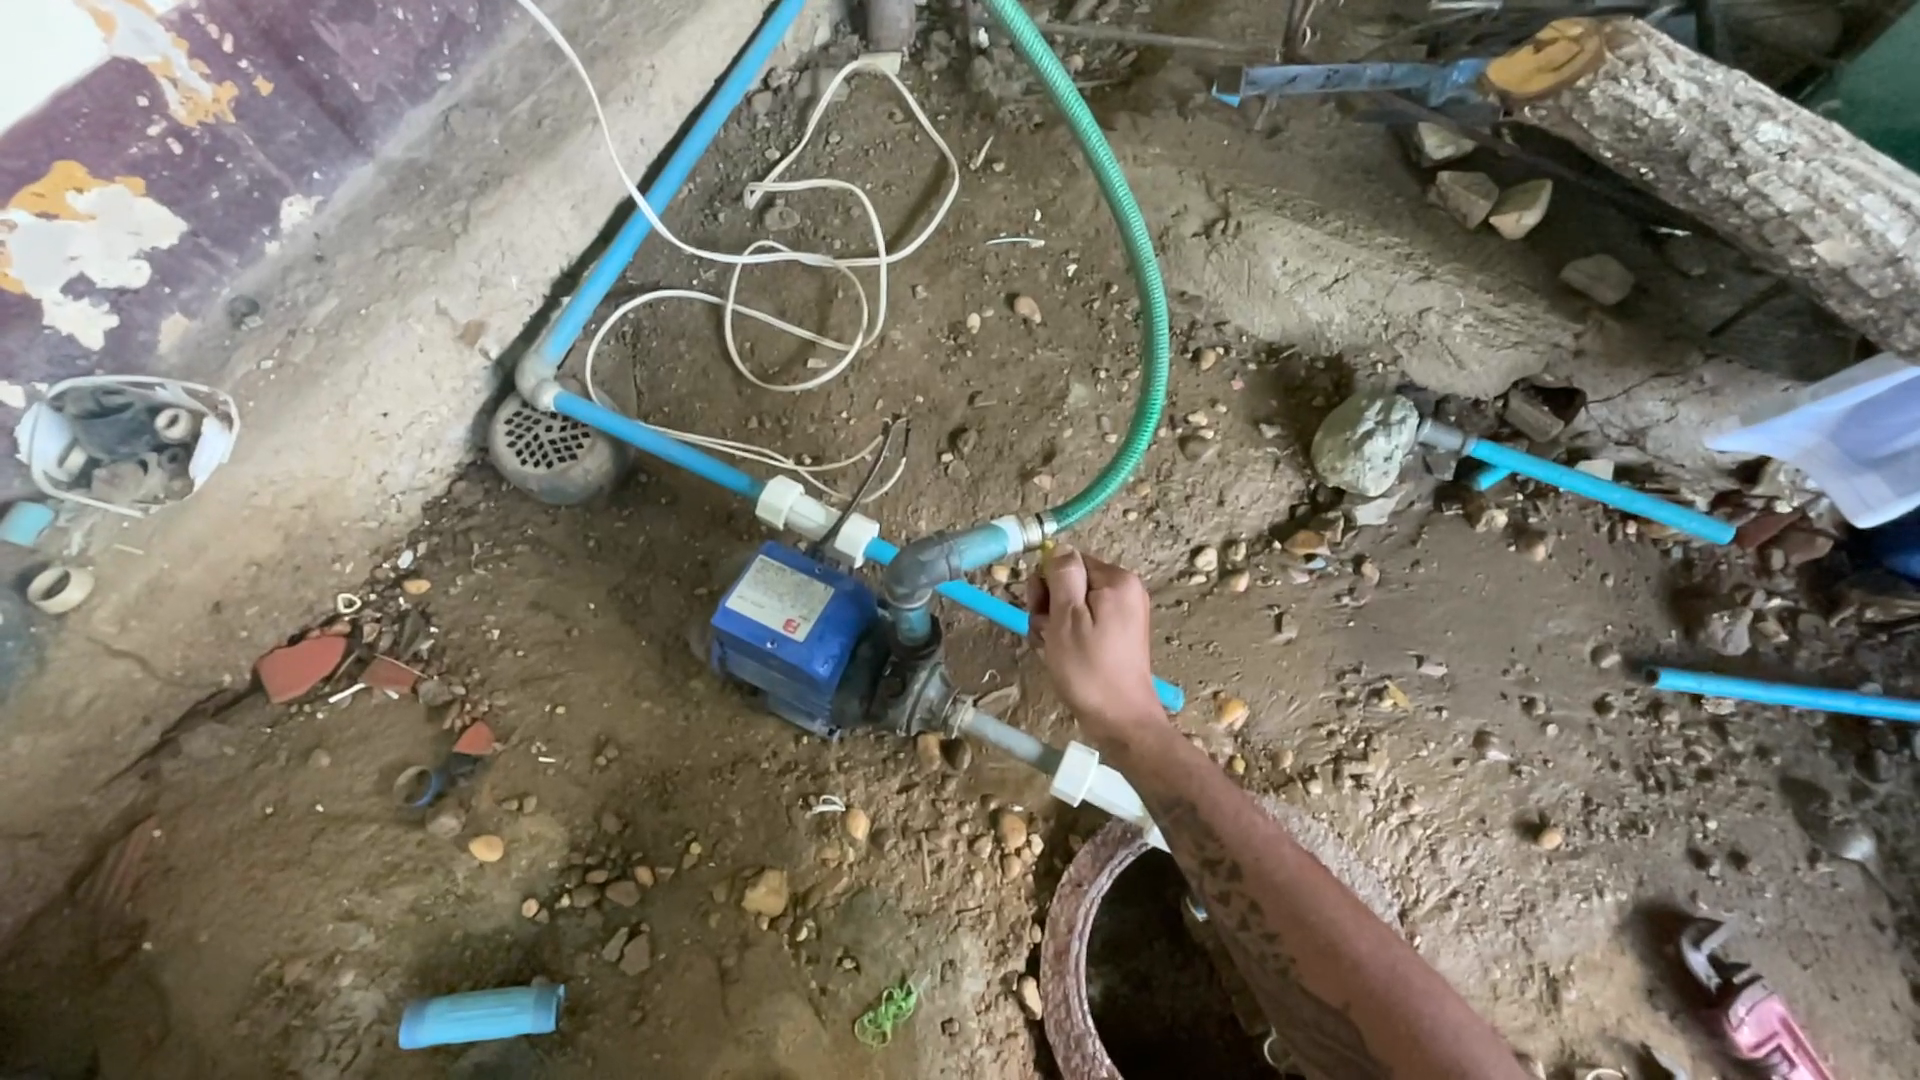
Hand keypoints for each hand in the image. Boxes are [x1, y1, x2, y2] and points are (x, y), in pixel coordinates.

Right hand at [1026, 547, 1164, 749]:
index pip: (1068, 561)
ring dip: (1055, 625)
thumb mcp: (1066, 617)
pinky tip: (1066, 657)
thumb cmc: (1089, 669)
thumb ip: (1062, 576)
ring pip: (1074, 605)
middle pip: (1071, 582)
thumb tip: (1059, 547)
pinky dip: (1070, 636)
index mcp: (1116, 580)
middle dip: (1050, 606)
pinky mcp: (1120, 634)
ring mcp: (1124, 613)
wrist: (1120, 719)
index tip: (1040, 613)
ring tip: (1056, 651)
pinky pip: (1086, 622)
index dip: (1047, 584)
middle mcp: (1126, 590)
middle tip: (1047, 636)